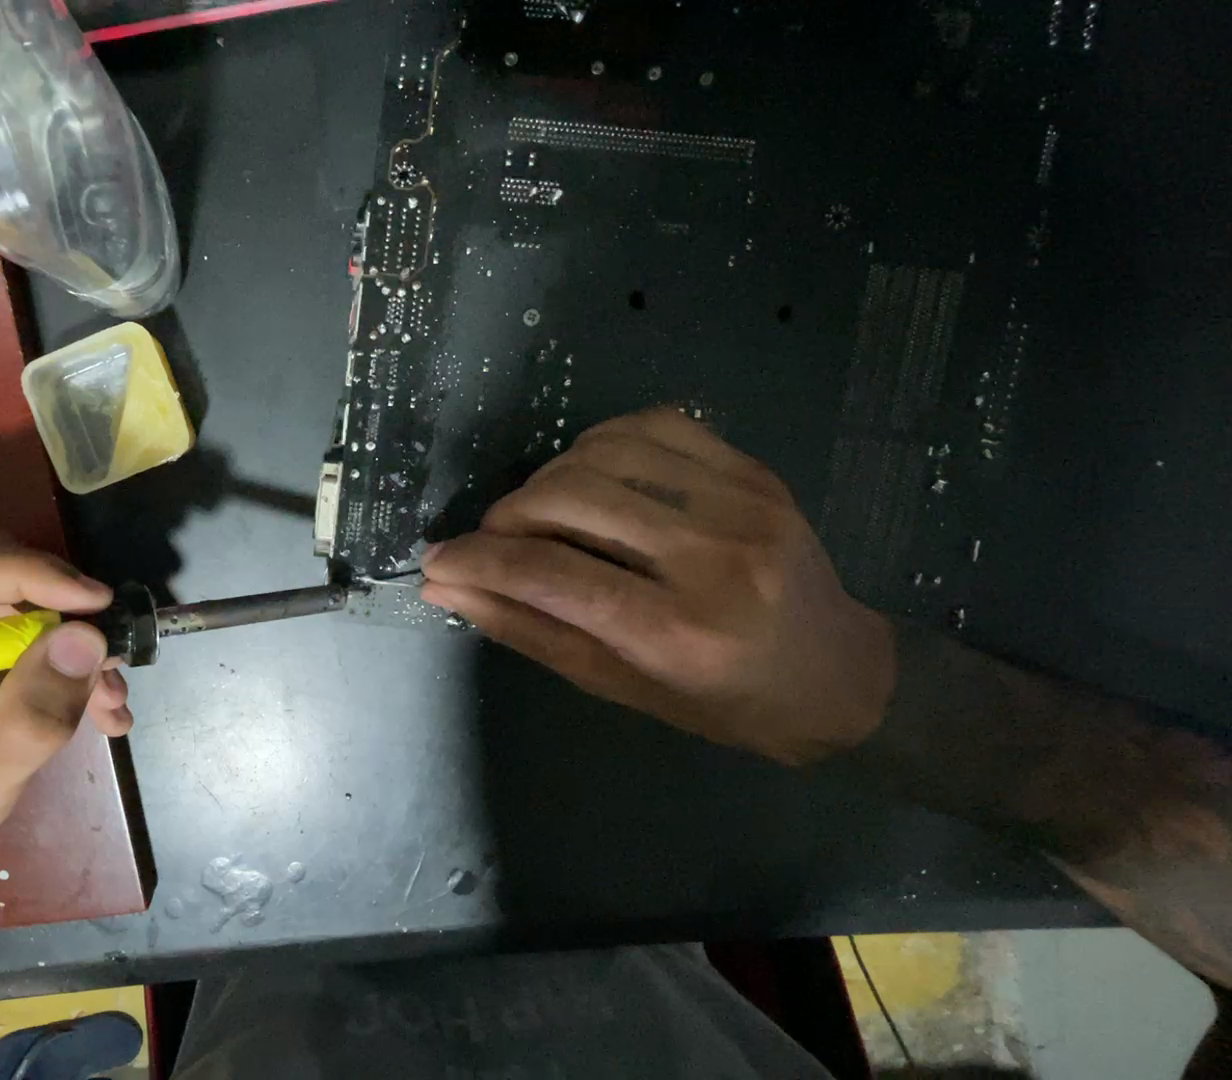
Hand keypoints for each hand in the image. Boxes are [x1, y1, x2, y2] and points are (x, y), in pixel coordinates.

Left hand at [0, 535, 131, 898]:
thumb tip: (89, 636)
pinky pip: (19, 619)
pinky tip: (98, 702)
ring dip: (70, 640)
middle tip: (110, 650)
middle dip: (58, 611)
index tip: (96, 599)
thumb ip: (35, 708)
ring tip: (109, 696)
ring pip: (14, 594)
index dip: (26, 575)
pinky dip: (61, 655)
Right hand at [420, 407, 894, 765]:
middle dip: (506, 517)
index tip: (436, 562)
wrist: (837, 673)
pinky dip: (597, 444)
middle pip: (569, 500)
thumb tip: (444, 588)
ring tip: (539, 514)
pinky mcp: (753, 470)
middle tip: (491, 542)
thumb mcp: (615, 684)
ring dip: (546, 480)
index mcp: (677, 633)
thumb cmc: (717, 701)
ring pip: (601, 455)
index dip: (477, 562)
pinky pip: (651, 426)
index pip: (548, 576)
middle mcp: (712, 558)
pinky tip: (589, 477)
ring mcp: (740, 503)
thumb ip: (525, 629)